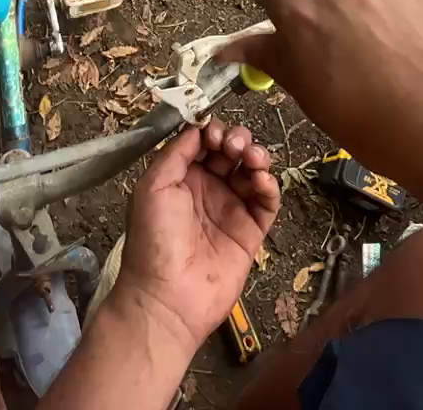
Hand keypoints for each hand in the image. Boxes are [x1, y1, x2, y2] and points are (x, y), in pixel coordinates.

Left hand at [114, 120, 277, 352]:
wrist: (167, 297)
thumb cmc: (154, 238)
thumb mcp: (153, 186)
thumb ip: (177, 152)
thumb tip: (199, 125)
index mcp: (183, 175)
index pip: (206, 141)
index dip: (214, 131)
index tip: (215, 135)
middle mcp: (209, 187)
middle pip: (233, 150)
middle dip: (238, 139)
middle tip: (235, 146)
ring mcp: (231, 207)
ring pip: (253, 170)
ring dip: (257, 156)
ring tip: (253, 160)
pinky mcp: (251, 230)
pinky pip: (267, 201)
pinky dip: (269, 186)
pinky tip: (262, 181)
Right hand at [221, 0, 422, 193]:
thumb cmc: (375, 128)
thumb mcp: (312, 100)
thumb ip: (274, 61)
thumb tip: (231, 48)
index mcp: (305, 18)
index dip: (283, 8)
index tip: (296, 34)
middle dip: (327, 14)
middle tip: (345, 57)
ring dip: (366, 18)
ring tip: (392, 65)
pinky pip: (401, 1)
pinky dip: (403, 22)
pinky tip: (420, 60)